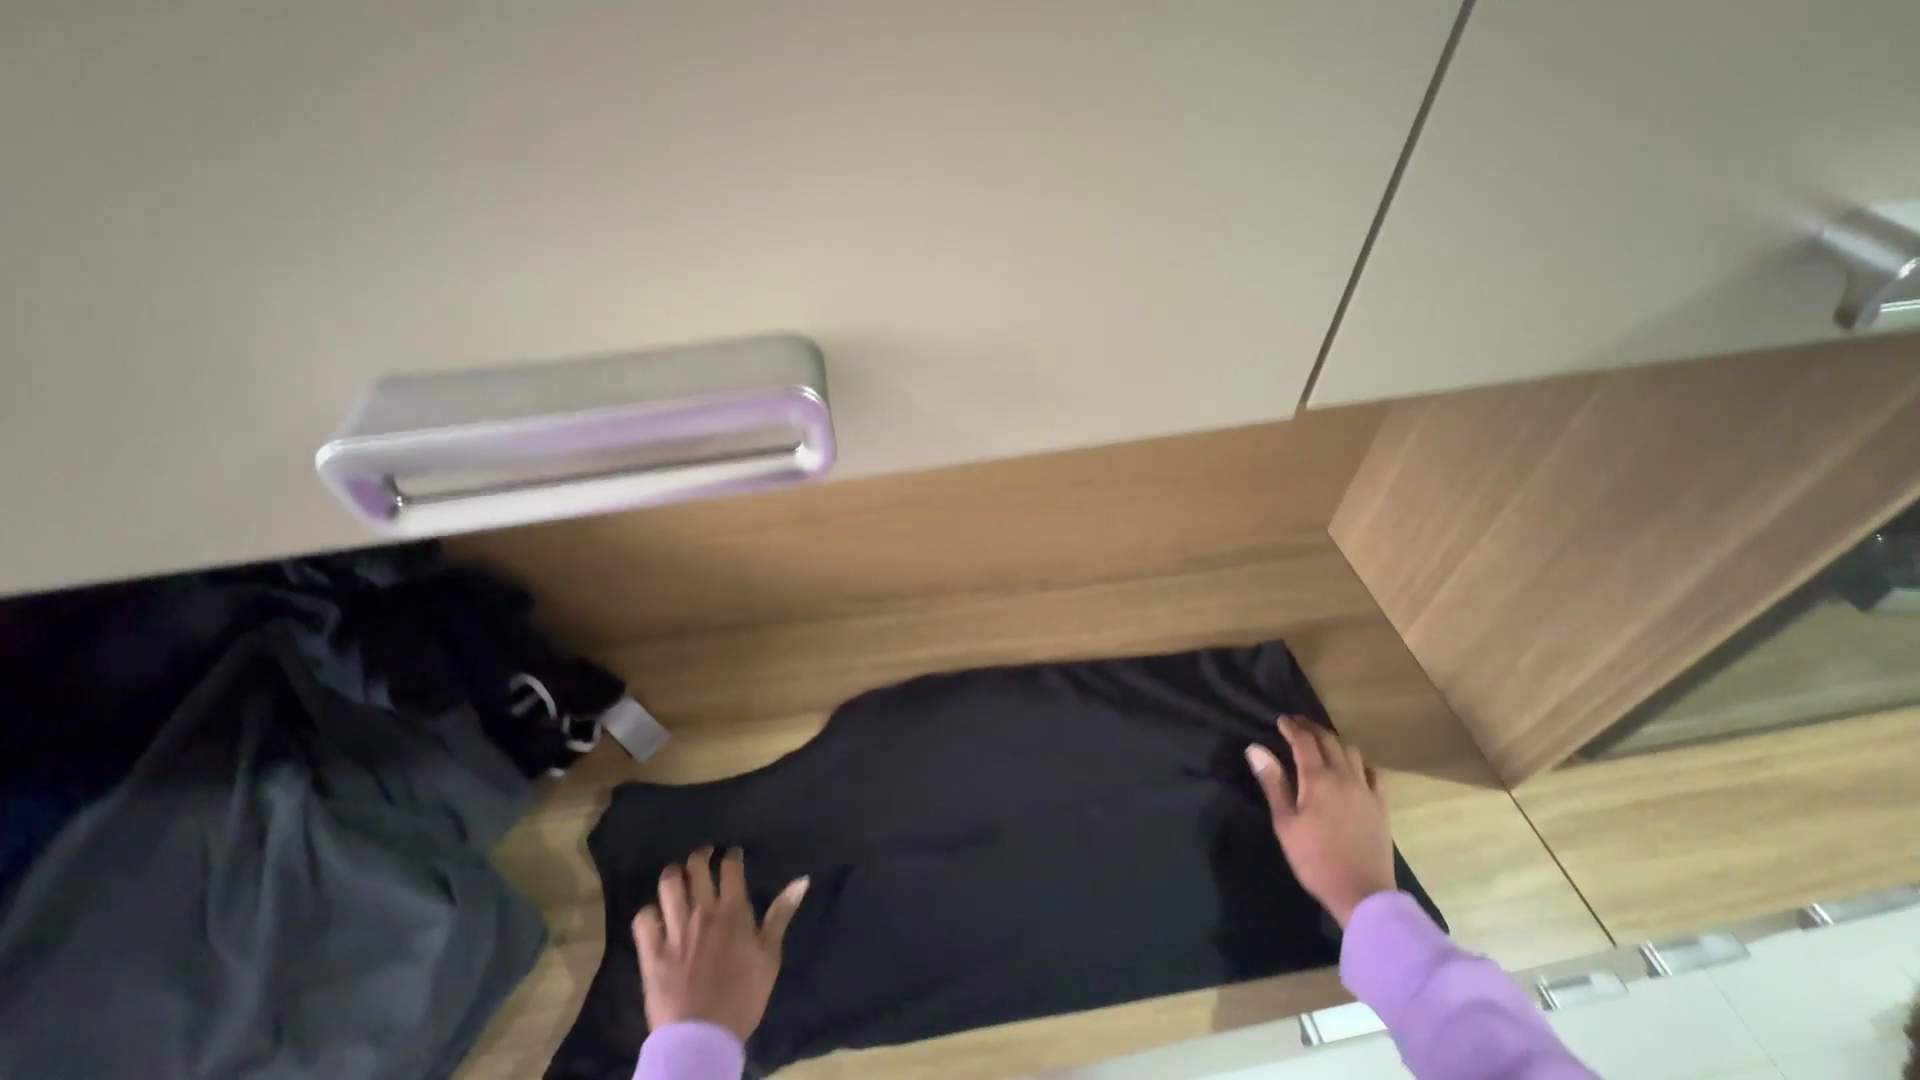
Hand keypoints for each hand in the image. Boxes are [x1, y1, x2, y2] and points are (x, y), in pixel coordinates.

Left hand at [633, 847, 809, 1041]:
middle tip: (705, 855)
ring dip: (673, 874)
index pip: (730, 869)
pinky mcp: (651, 951)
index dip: (731, 856)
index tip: (733, 854)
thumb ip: (781, 915)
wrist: (703, 1036)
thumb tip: (801, 880)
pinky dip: (650, 911)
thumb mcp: (770, 956)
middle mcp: (702, 912)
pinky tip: (656, 914)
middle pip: (695, 868)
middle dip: (700, 855)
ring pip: (668, 885)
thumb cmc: (744, 997)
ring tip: (678, 875)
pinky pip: (644, 918)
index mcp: (733, 912)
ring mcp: (673, 930)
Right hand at [1245, 715, 1396, 927]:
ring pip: (1352, 752)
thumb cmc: (1314, 858)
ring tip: (1322, 740)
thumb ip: (1273, 783)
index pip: (1305, 742)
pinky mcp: (1381, 805)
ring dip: (1335, 740)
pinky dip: (1359, 761)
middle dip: (1312, 729)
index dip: (1292, 728)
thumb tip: (1256, 749)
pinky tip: (1354, 765)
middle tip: (1298, 724)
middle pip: (1330, 741)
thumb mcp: (1285, 823)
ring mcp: (1367, 789)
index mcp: (1319, 779)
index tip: (1281, 720)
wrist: (1361, 891)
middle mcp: (1345, 776)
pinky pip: (1372, 772)